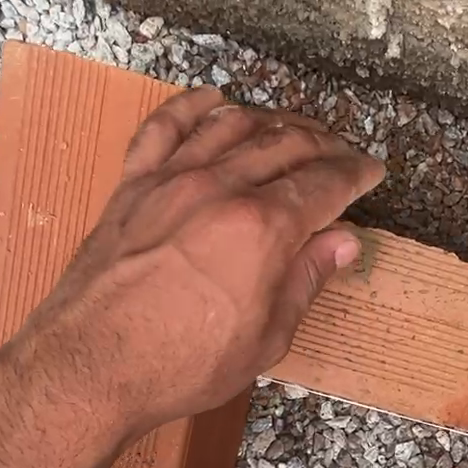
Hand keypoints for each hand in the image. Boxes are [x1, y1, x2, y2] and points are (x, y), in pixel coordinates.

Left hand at [0, 87, 385, 458]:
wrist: (94, 366)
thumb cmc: (186, 364)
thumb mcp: (267, 338)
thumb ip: (306, 280)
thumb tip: (344, 242)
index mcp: (262, 230)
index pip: (323, 185)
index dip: (355, 175)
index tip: (372, 172)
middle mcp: (220, 189)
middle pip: (285, 145)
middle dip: (324, 144)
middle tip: (345, 153)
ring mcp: (172, 180)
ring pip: (233, 125)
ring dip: (273, 120)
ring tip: (296, 129)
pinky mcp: (134, 185)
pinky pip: (165, 126)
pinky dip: (194, 107)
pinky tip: (213, 101)